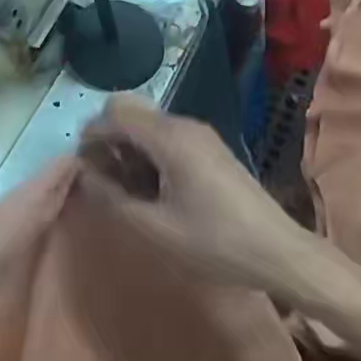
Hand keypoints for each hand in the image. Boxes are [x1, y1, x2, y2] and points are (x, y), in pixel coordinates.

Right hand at [76, 96, 319, 296]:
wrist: (280, 251)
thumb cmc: (215, 242)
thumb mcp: (156, 229)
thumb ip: (113, 199)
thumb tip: (85, 175)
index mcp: (169, 137)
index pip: (115, 113)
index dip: (91, 134)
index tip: (81, 165)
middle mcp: (183, 124)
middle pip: (130, 110)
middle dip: (108, 136)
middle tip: (101, 174)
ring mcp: (199, 133)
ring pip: (148, 122)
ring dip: (128, 145)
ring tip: (125, 187)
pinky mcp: (209, 146)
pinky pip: (166, 134)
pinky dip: (148, 151)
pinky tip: (152, 187)